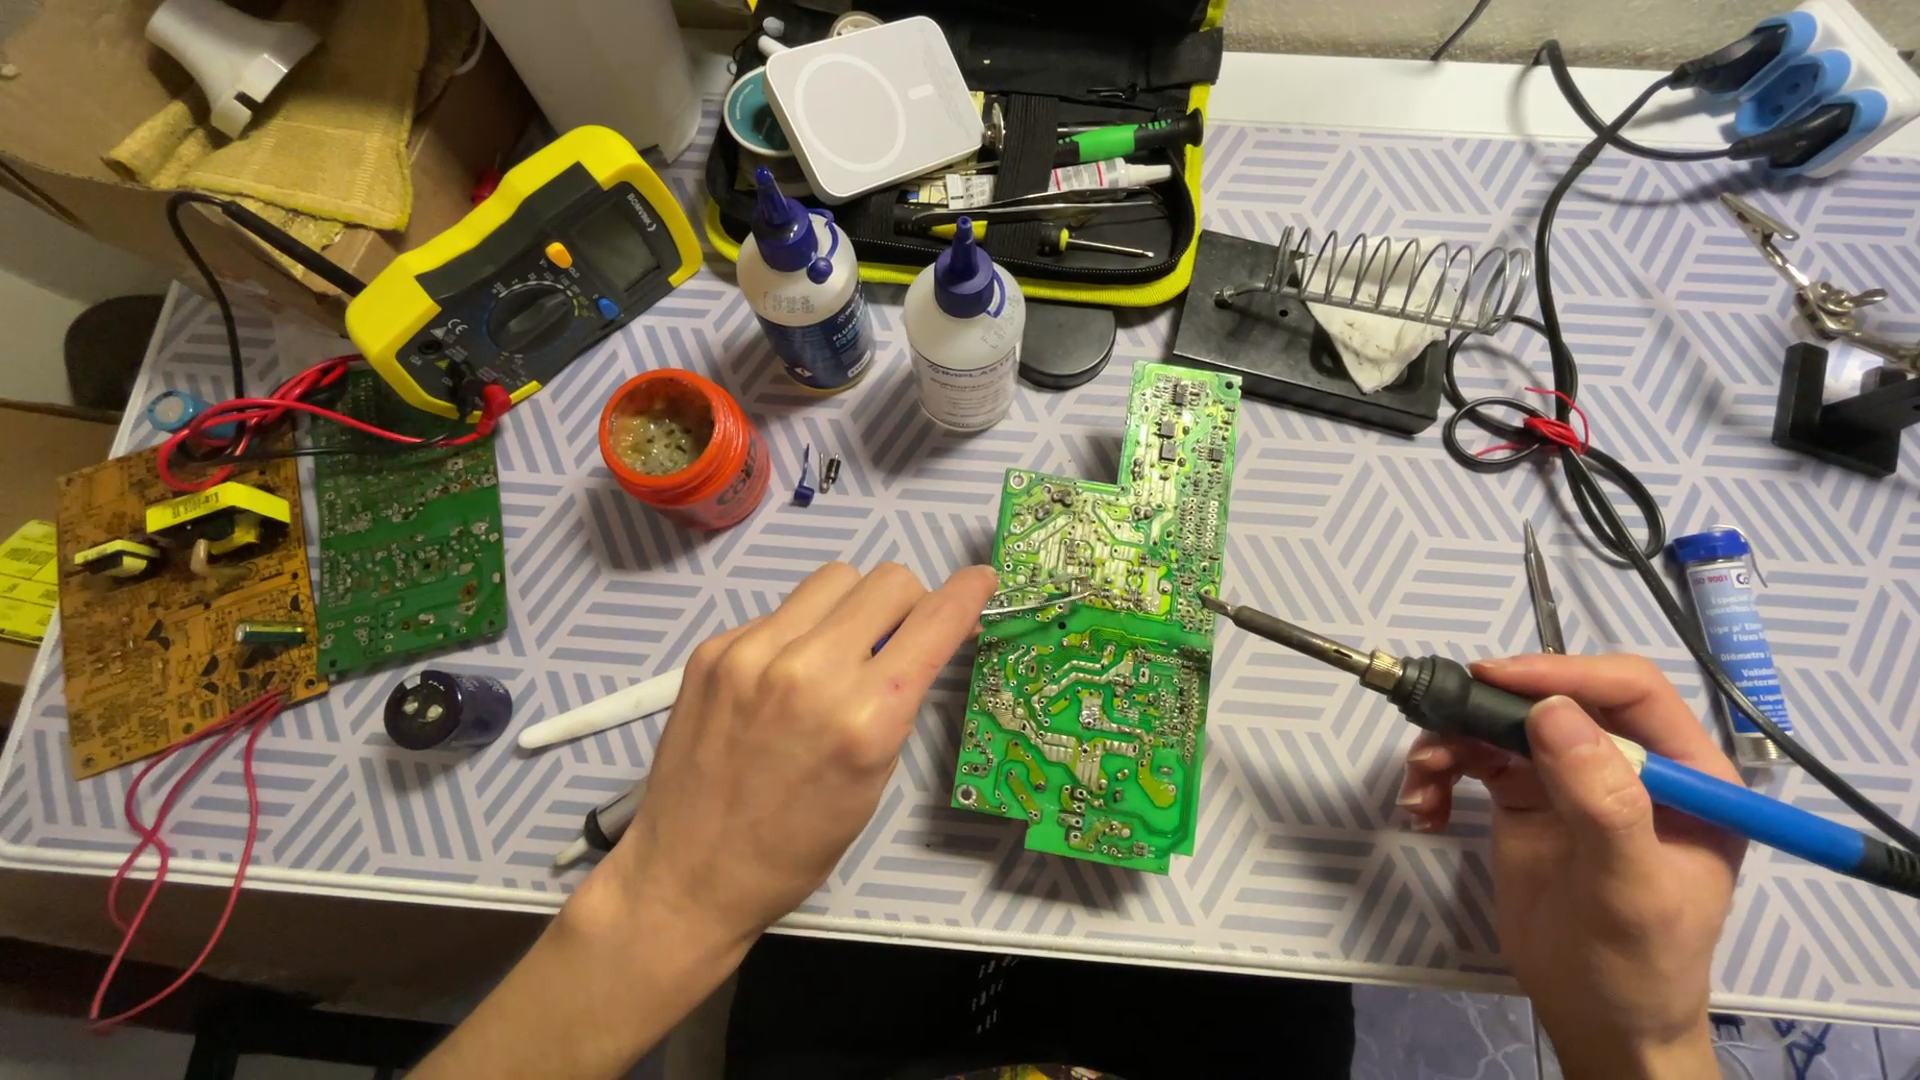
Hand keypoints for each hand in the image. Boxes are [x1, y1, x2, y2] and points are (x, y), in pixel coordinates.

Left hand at [577, 561, 997, 954]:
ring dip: (854, 605)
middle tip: (897, 637)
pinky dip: (799, 631)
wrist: (689, 873)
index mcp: (866, 718)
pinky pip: (782, 611)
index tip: (982, 579)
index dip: (970, 593)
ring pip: (835, 578)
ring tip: (838, 649)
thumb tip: (914, 639)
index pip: (935, 622)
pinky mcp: (713, 649)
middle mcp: (811, 670)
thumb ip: (897, 698)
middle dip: (908, 602)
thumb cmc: (799, 844)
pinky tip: (782, 676)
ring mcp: (754, 653)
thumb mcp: (874, 777)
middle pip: (888, 579)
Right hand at [1397, 654, 1746, 1079]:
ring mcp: (1568, 778)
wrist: (1593, 1013)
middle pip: (1547, 700)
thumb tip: (1551, 711)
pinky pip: (1470, 760)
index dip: (1560, 674)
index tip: (1490, 680)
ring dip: (1447, 746)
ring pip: (1497, 727)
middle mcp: (1624, 764)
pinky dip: (1436, 775)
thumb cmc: (1634, 961)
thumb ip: (1602, 801)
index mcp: (1684, 774)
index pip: (1628, 691)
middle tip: (1434, 726)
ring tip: (1419, 787)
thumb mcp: (1627, 888)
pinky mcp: (1521, 797)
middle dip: (1483, 711)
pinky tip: (1423, 810)